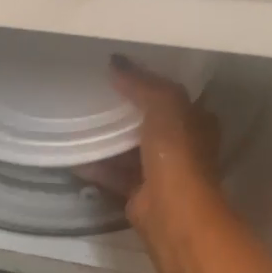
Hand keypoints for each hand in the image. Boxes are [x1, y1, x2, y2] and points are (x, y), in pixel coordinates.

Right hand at [76, 56, 232, 272]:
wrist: (171, 211)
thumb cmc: (177, 154)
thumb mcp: (164, 105)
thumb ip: (141, 83)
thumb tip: (115, 61)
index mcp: (197, 122)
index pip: (174, 96)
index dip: (152, 83)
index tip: (124, 72)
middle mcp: (182, 146)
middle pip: (150, 122)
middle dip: (126, 111)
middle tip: (96, 94)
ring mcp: (160, 172)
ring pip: (130, 149)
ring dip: (109, 139)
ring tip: (79, 122)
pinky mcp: (138, 194)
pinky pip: (114, 174)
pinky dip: (96, 166)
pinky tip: (74, 155)